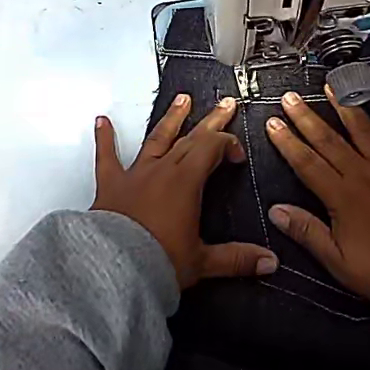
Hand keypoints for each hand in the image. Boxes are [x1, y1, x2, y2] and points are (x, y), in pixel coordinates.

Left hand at [93, 94, 278, 289]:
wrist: (113, 269)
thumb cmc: (155, 262)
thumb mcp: (203, 262)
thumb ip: (237, 259)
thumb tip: (268, 262)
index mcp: (186, 182)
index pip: (213, 148)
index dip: (229, 146)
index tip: (237, 155)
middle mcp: (162, 170)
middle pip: (192, 137)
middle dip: (212, 121)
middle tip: (225, 105)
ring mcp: (136, 174)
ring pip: (157, 138)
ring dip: (172, 119)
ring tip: (181, 100)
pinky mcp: (111, 185)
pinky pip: (107, 156)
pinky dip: (105, 139)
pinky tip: (102, 122)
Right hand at [264, 88, 369, 311]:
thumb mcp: (339, 262)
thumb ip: (307, 232)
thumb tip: (275, 209)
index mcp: (342, 196)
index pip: (306, 163)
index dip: (287, 142)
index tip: (272, 122)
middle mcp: (365, 173)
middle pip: (329, 140)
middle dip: (307, 118)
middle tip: (290, 98)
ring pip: (365, 132)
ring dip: (347, 108)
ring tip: (332, 87)